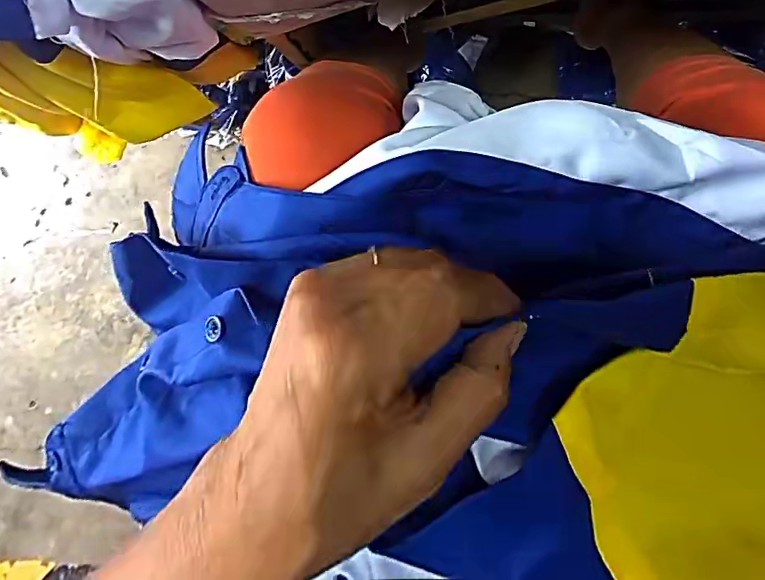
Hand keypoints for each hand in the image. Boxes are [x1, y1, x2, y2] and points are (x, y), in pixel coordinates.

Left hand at [102, 249, 523, 579]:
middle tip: (484, 332)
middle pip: (430, 269)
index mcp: (358, 346)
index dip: (490, 297)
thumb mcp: (428, 460)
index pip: (446, 289)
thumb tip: (509, 330)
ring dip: (442, 286)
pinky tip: (414, 316)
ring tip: (452, 326)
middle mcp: (332, 299)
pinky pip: (386, 263)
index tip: (513, 319)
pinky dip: (413, 281)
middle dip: (468, 293)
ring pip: (411, 260)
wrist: (252, 504)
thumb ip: (482, 388)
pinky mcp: (310, 283)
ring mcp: (316, 284)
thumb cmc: (342, 493)